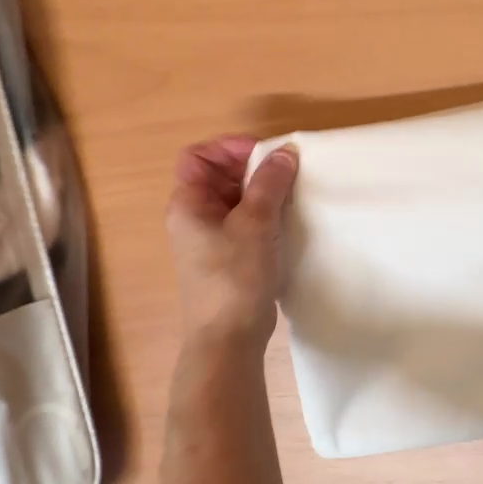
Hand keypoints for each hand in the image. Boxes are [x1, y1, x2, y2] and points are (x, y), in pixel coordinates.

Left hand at [166, 135, 298, 352]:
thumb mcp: (254, 223)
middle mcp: (195, 216)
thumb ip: (270, 183)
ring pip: (236, 197)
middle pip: (219, 174)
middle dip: (253, 166)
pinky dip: (267, 211)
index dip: (230, 147)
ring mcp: (213, 237)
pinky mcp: (232, 255)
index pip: (198, 156)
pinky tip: (290, 218)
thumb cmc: (234, 277)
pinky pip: (247, 219)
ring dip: (264, 189)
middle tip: (288, 171)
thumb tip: (285, 152)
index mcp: (188, 203)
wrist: (229, 336)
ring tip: (294, 193)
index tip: (267, 153)